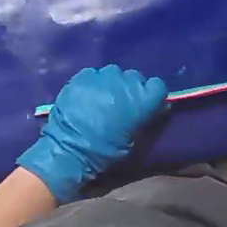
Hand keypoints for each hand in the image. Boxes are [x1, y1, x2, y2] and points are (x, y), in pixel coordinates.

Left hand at [19, 65, 167, 202]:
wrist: (69, 150)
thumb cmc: (105, 152)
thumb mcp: (135, 142)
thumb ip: (146, 121)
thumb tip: (155, 110)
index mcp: (143, 99)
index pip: (158, 86)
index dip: (152, 96)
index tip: (146, 106)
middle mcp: (125, 81)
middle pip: (135, 78)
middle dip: (131, 90)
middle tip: (122, 105)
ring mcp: (102, 76)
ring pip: (113, 73)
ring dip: (112, 84)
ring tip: (103, 99)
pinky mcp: (82, 76)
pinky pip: (93, 75)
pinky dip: (93, 84)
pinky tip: (86, 97)